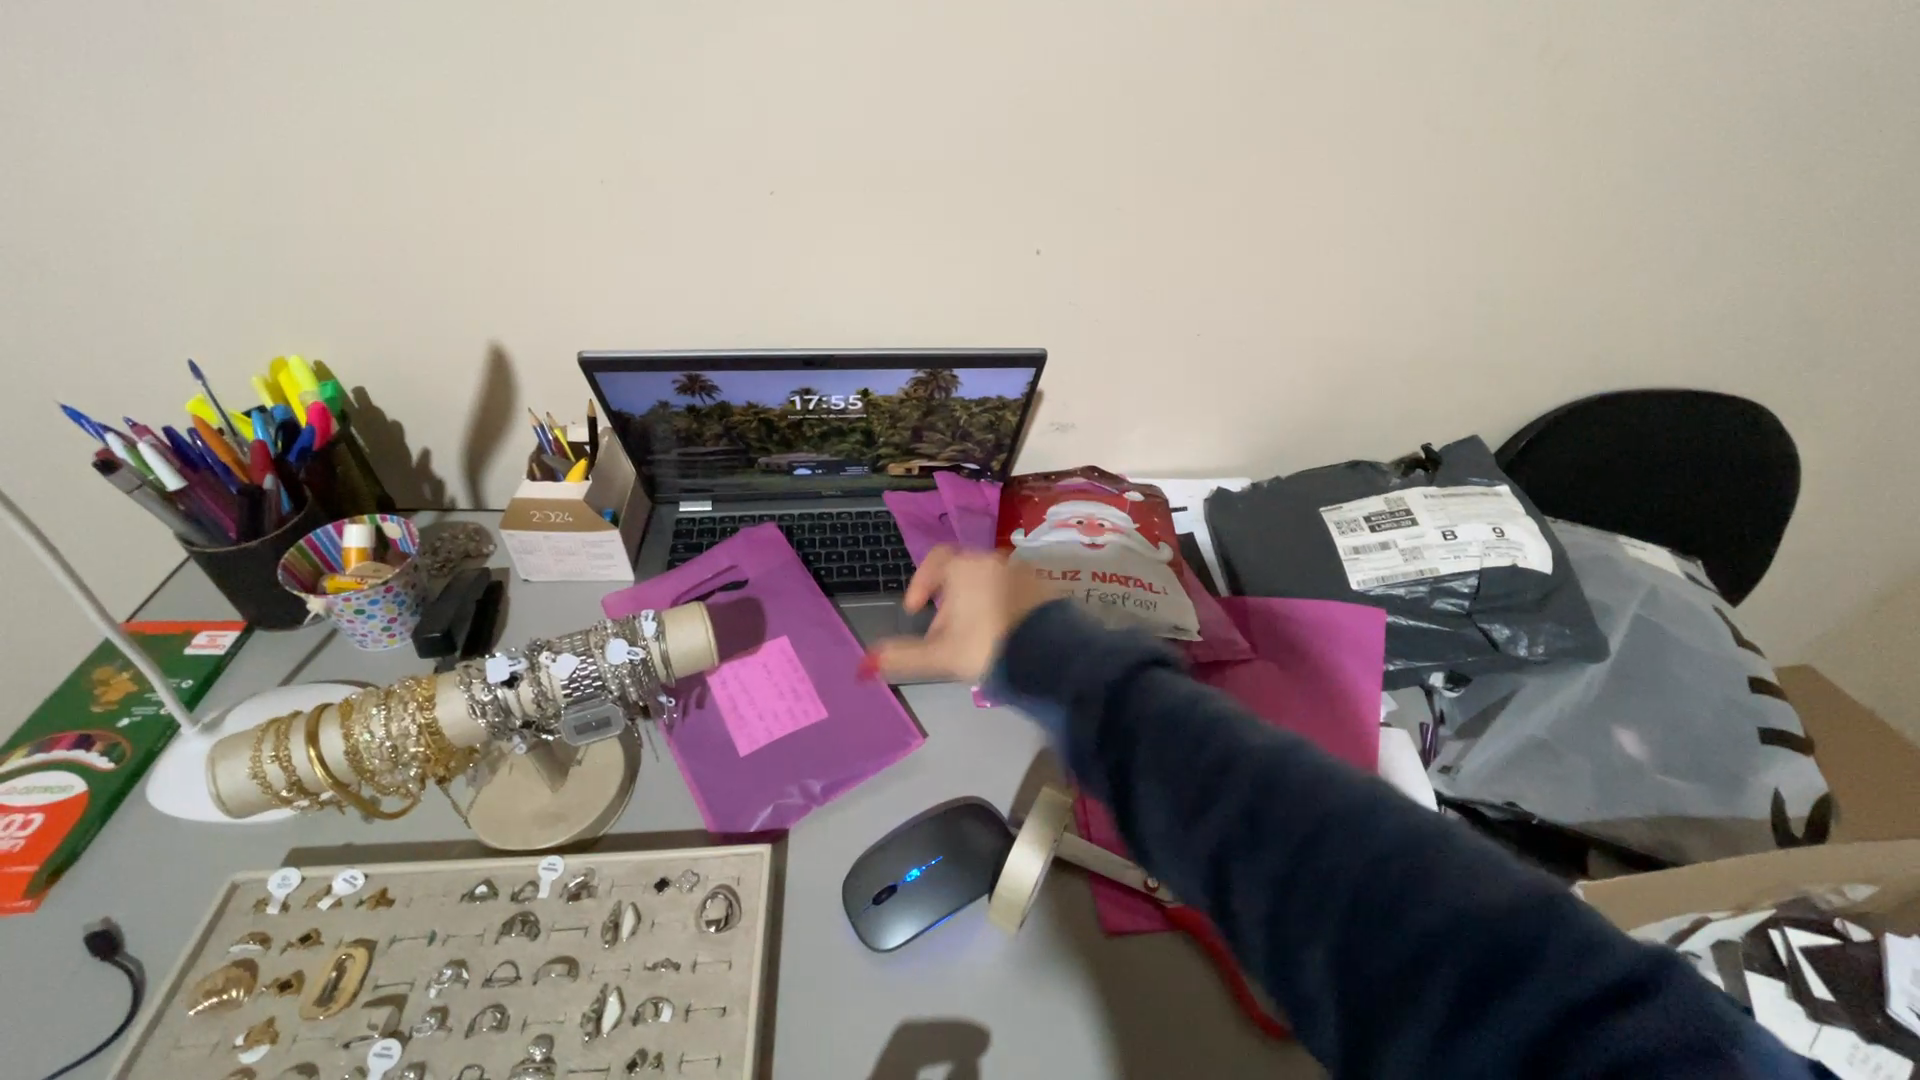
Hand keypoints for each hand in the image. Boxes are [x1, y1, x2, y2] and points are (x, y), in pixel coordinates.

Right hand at [863, 546, 1052, 682]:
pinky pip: (1013, 593)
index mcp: (965, 567)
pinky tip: (1001, 639)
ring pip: (988, 586)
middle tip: (945, 638)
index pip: (935, 560)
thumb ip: (902, 657)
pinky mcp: (1045, 589)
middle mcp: (993, 561)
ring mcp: (1022, 572)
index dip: (921, 583)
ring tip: (973, 643)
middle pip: (961, 577)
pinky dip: (1000, 610)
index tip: (916, 610)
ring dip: (975, 609)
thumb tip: (866, 664)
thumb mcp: (940, 656)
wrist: (1050, 655)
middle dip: (949, 606)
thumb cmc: (988, 647)